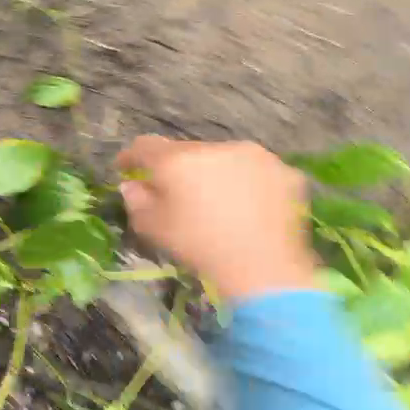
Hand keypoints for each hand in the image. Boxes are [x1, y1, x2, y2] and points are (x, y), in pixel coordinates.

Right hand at [115, 135, 317, 300]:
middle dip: (175, 168)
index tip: (124, 168)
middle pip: (187, 151)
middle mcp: (218, 148)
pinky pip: (254, 171)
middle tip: (171, 190)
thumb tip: (133, 184)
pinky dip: (242, 183)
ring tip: (211, 198)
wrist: (261, 263)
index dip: (130, 156)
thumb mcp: (150, 225)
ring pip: (222, 158)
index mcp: (178, 160)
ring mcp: (257, 157)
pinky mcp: (285, 172)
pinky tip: (241, 206)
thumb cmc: (195, 243)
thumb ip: (136, 199)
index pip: (145, 146)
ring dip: (210, 172)